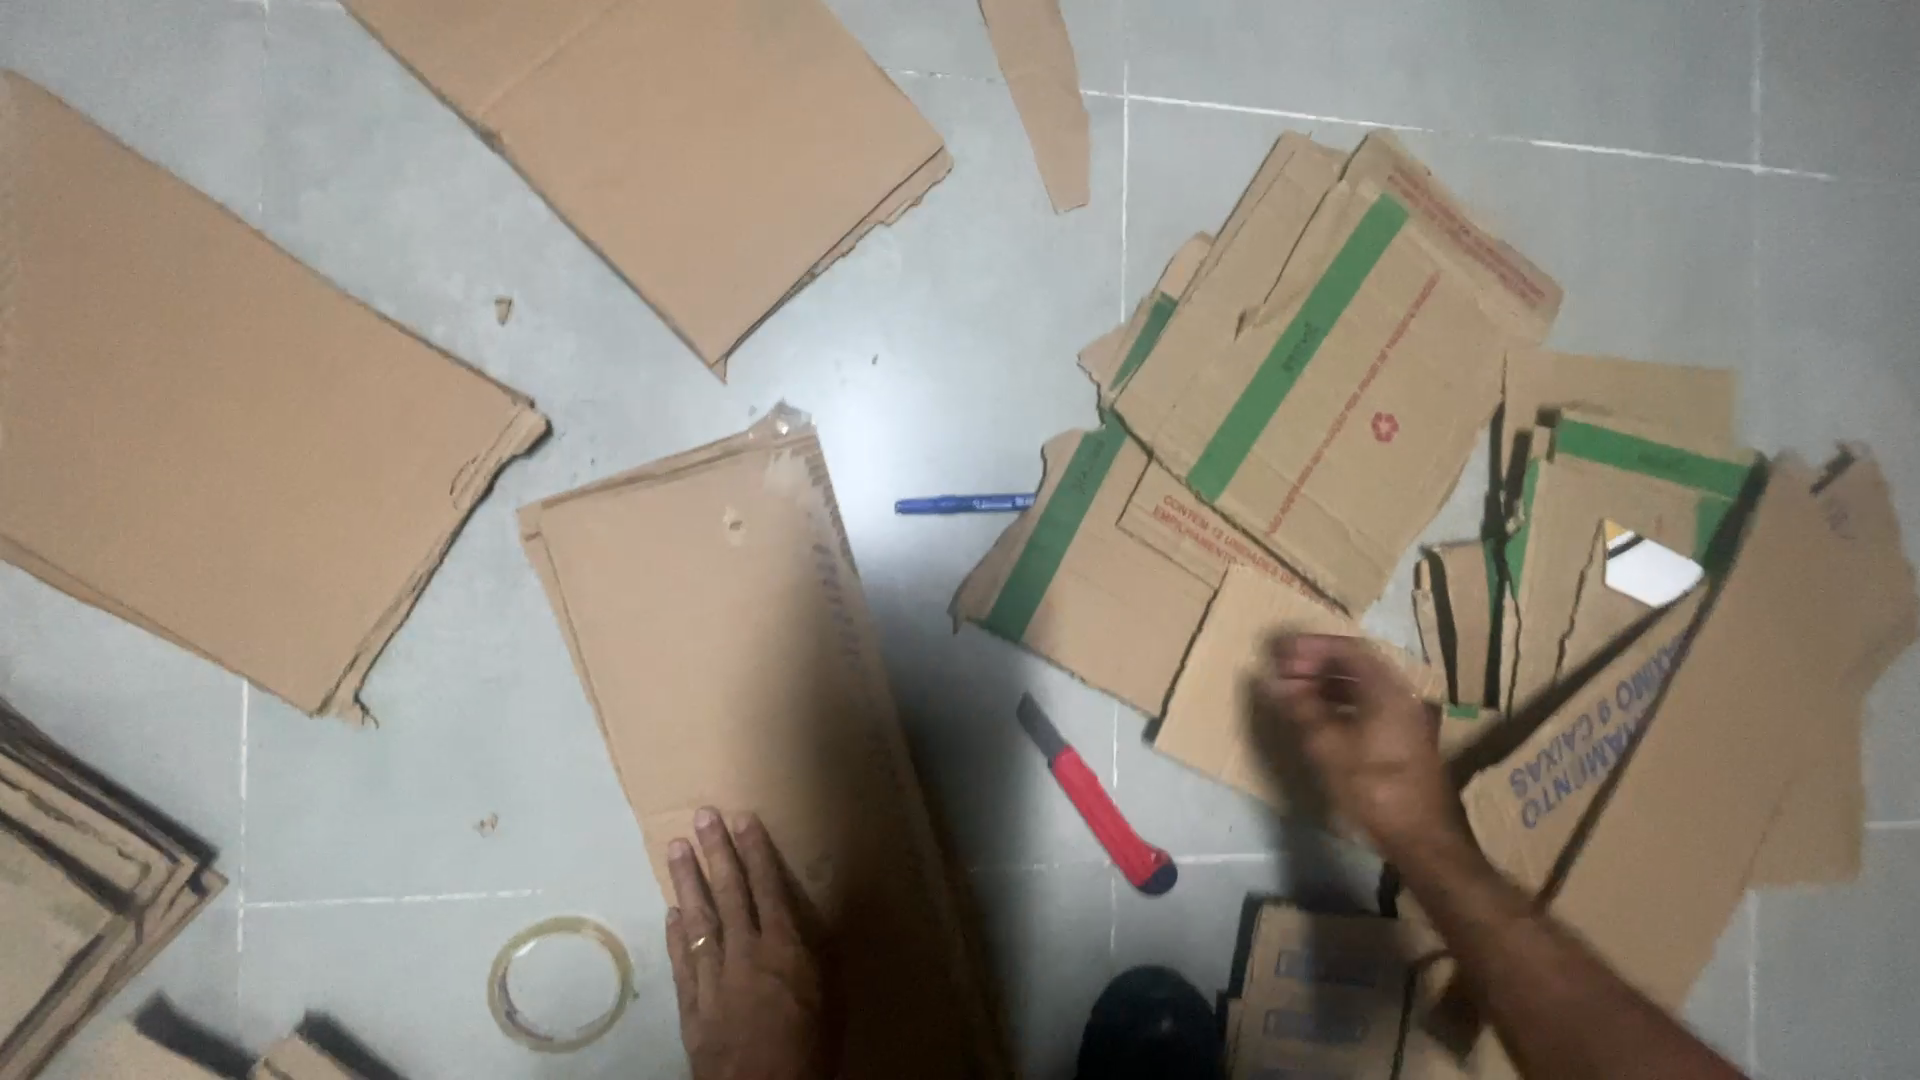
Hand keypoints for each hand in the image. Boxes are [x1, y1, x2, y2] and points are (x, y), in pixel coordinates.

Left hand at [666, 808, 829, 1079]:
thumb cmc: (808, 1045)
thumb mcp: (827, 994)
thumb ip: (813, 954)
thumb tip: (809, 923)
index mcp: (784, 946)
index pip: (768, 885)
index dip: (755, 850)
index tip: (743, 819)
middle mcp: (746, 952)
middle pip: (730, 892)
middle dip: (718, 851)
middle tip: (703, 816)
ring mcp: (714, 978)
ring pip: (700, 918)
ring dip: (689, 880)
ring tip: (677, 848)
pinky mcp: (692, 1006)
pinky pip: (684, 960)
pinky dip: (678, 934)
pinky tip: (672, 911)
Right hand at [1254, 634, 1462, 858]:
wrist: (1423, 838)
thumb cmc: (1374, 788)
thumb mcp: (1327, 746)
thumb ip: (1299, 707)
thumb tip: (1272, 680)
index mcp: (1387, 690)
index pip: (1347, 648)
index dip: (1310, 646)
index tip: (1279, 653)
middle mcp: (1400, 695)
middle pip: (1355, 664)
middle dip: (1315, 663)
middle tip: (1282, 671)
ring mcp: (1404, 717)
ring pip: (1360, 685)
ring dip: (1324, 683)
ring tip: (1293, 692)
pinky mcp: (1402, 738)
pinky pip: (1366, 704)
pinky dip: (1337, 701)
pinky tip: (1316, 716)